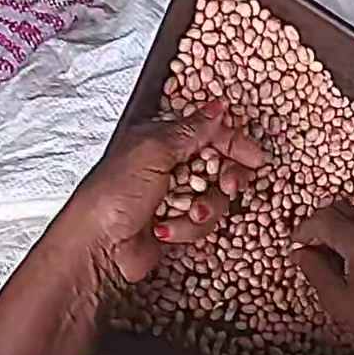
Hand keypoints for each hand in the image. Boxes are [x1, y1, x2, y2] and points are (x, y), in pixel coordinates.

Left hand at [52, 100, 263, 286]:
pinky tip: (166, 231)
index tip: (255, 159)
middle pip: (219, 168)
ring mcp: (175, 198)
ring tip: (188, 215)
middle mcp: (171, 167)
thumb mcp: (153, 152)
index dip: (234, 145)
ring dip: (204, 210)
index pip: (209, 135)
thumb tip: (217, 109)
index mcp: (162, 141)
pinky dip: (187, 229)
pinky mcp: (177, 225)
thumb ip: (190, 131)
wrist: (99, 245)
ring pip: (214, 200)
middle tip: (226, 187)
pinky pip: (202, 225)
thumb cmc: (115, 196)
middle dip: (224, 180)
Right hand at [291, 201, 353, 354]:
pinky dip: (350, 233)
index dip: (303, 230)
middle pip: (339, 209)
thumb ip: (315, 269)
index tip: (293, 246)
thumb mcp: (337, 300)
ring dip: (334, 227)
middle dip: (318, 224)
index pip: (324, 220)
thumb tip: (300, 252)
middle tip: (306, 249)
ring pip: (353, 215)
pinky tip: (343, 258)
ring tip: (323, 256)